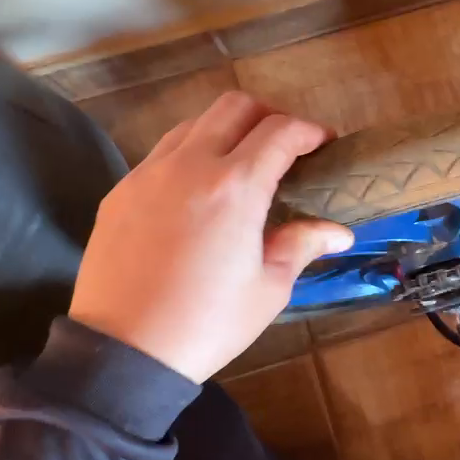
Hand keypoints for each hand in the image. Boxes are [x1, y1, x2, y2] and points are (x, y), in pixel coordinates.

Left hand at [69, 91, 352, 380]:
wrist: (123, 352)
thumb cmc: (208, 323)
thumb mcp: (269, 288)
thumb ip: (302, 245)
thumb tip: (338, 232)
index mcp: (236, 186)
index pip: (280, 131)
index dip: (309, 131)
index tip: (324, 145)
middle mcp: (190, 165)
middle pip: (235, 107)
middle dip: (269, 116)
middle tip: (286, 147)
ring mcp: (148, 174)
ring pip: (194, 123)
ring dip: (227, 131)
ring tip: (242, 165)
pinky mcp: (121, 191)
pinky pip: (163, 153)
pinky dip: (191, 155)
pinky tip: (199, 193)